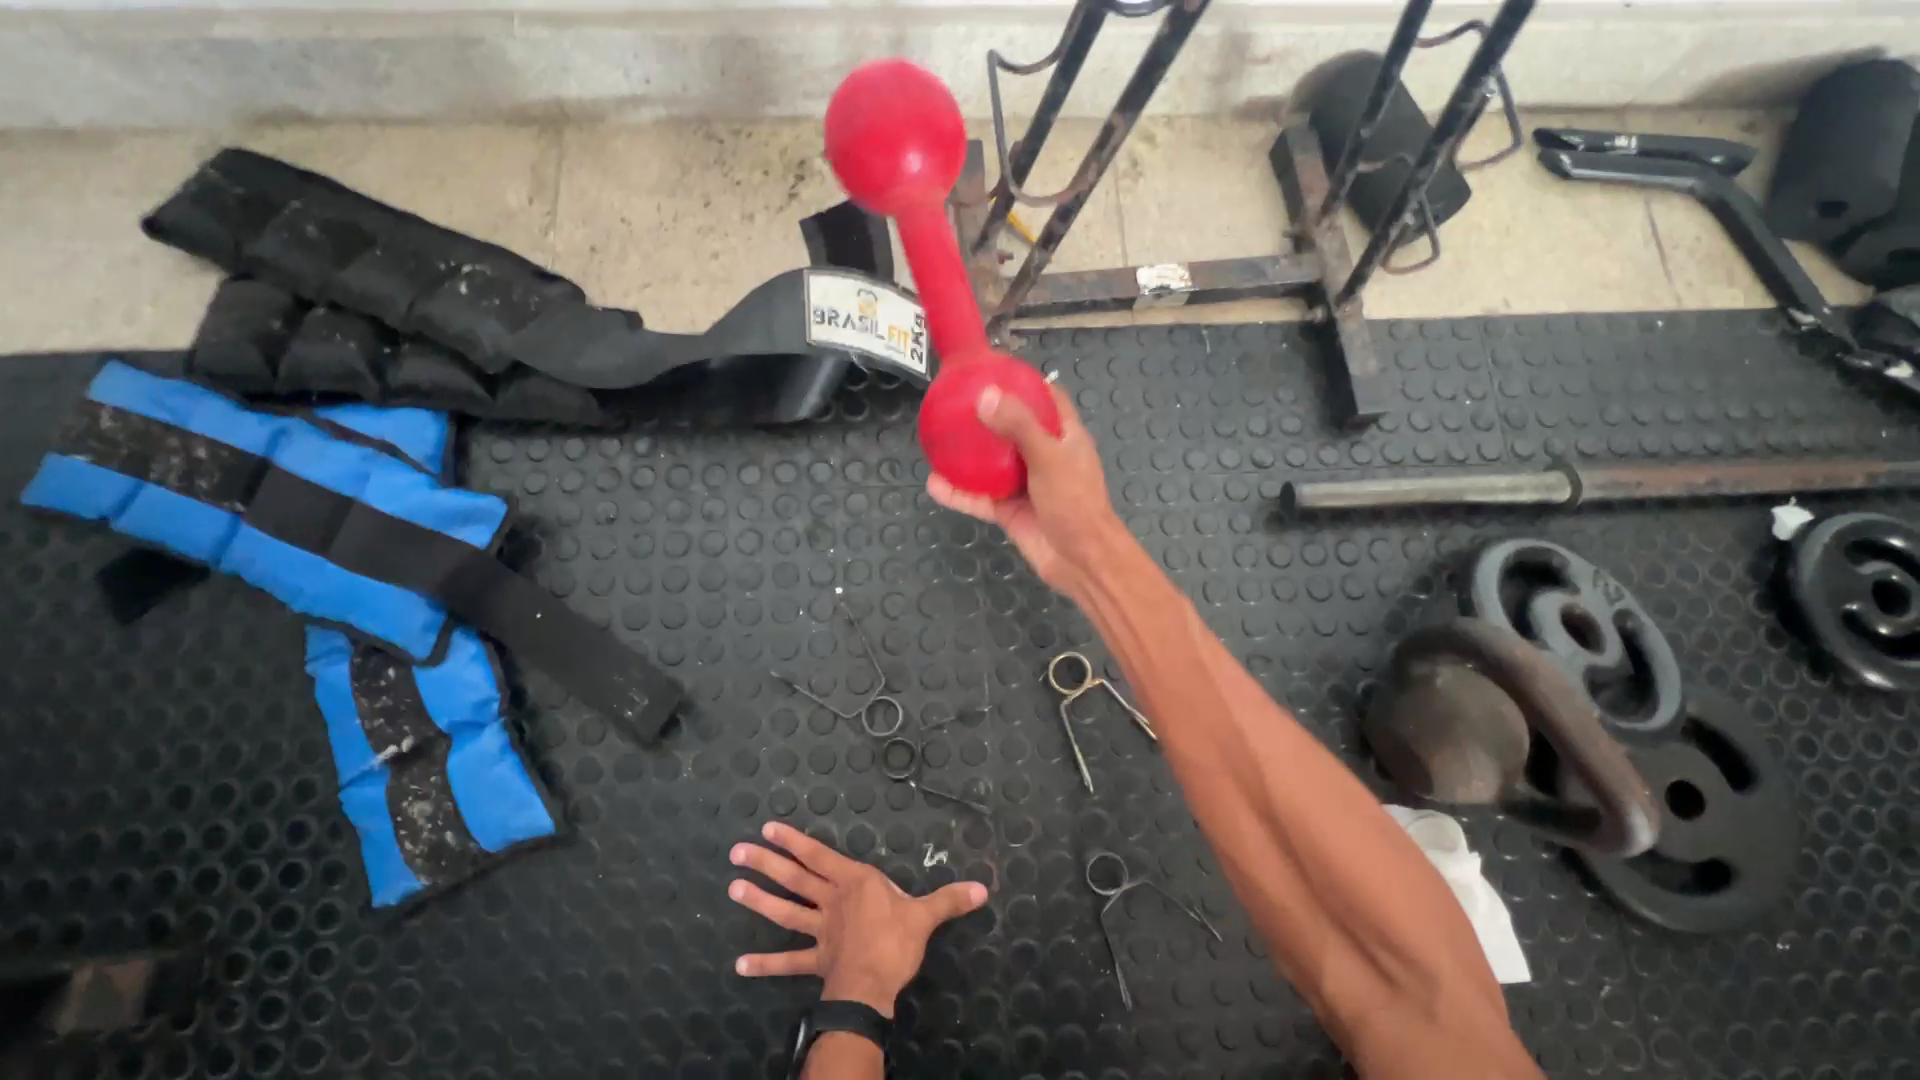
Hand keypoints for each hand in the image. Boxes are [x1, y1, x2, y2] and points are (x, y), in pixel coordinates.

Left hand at [729, 821, 988, 1015]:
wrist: (873, 985)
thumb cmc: (896, 943)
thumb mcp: (925, 916)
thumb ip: (949, 900)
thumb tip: (982, 889)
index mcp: (854, 882)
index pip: (819, 855)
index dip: (794, 841)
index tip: (768, 828)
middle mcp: (831, 901)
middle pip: (794, 878)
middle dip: (765, 863)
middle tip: (737, 851)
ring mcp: (819, 931)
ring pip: (785, 912)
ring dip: (758, 900)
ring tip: (732, 888)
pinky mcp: (816, 960)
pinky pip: (788, 961)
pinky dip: (764, 964)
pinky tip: (740, 964)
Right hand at [926, 381, 1125, 600]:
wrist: (1081, 561)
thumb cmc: (1075, 503)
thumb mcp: (1049, 457)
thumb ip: (1019, 426)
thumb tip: (986, 396)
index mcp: (1064, 436)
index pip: (1047, 399)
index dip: (1025, 382)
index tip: (995, 369)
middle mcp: (1044, 457)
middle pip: (1013, 428)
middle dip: (989, 415)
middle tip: (957, 401)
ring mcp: (1026, 485)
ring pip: (991, 464)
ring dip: (968, 455)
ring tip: (940, 438)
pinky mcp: (1010, 510)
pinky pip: (980, 497)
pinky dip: (959, 492)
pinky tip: (934, 484)